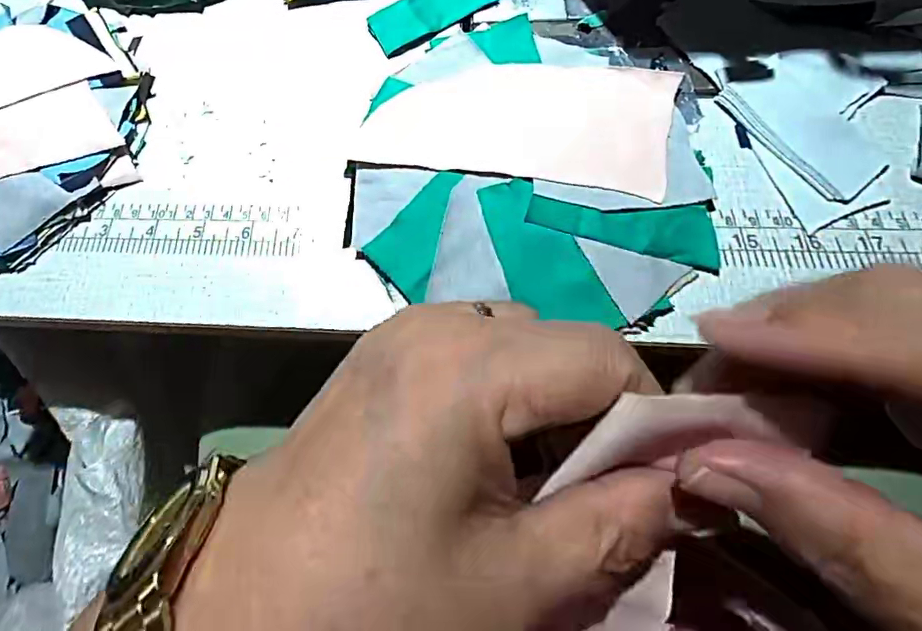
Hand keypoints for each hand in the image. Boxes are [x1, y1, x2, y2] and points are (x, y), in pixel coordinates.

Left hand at [173, 302, 686, 630]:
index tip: (653, 482)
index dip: (646, 415)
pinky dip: (506, 392)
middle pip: (563, 343)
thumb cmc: (373, 607)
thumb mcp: (512, 586)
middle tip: (588, 496)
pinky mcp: (391, 343)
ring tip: (532, 482)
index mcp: (469, 364)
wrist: (236, 606)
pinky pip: (480, 347)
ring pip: (525, 341)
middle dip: (597, 415)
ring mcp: (410, 324)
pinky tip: (484, 455)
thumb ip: (615, 527)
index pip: (604, 354)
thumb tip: (685, 485)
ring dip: (550, 403)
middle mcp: (441, 320)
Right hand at [674, 265, 921, 629]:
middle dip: (798, 330)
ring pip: (917, 312)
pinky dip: (847, 364)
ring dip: (810, 339)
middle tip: (704, 389)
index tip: (719, 335)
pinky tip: (803, 398)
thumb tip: (726, 471)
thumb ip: (876, 561)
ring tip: (735, 394)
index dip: (838, 332)